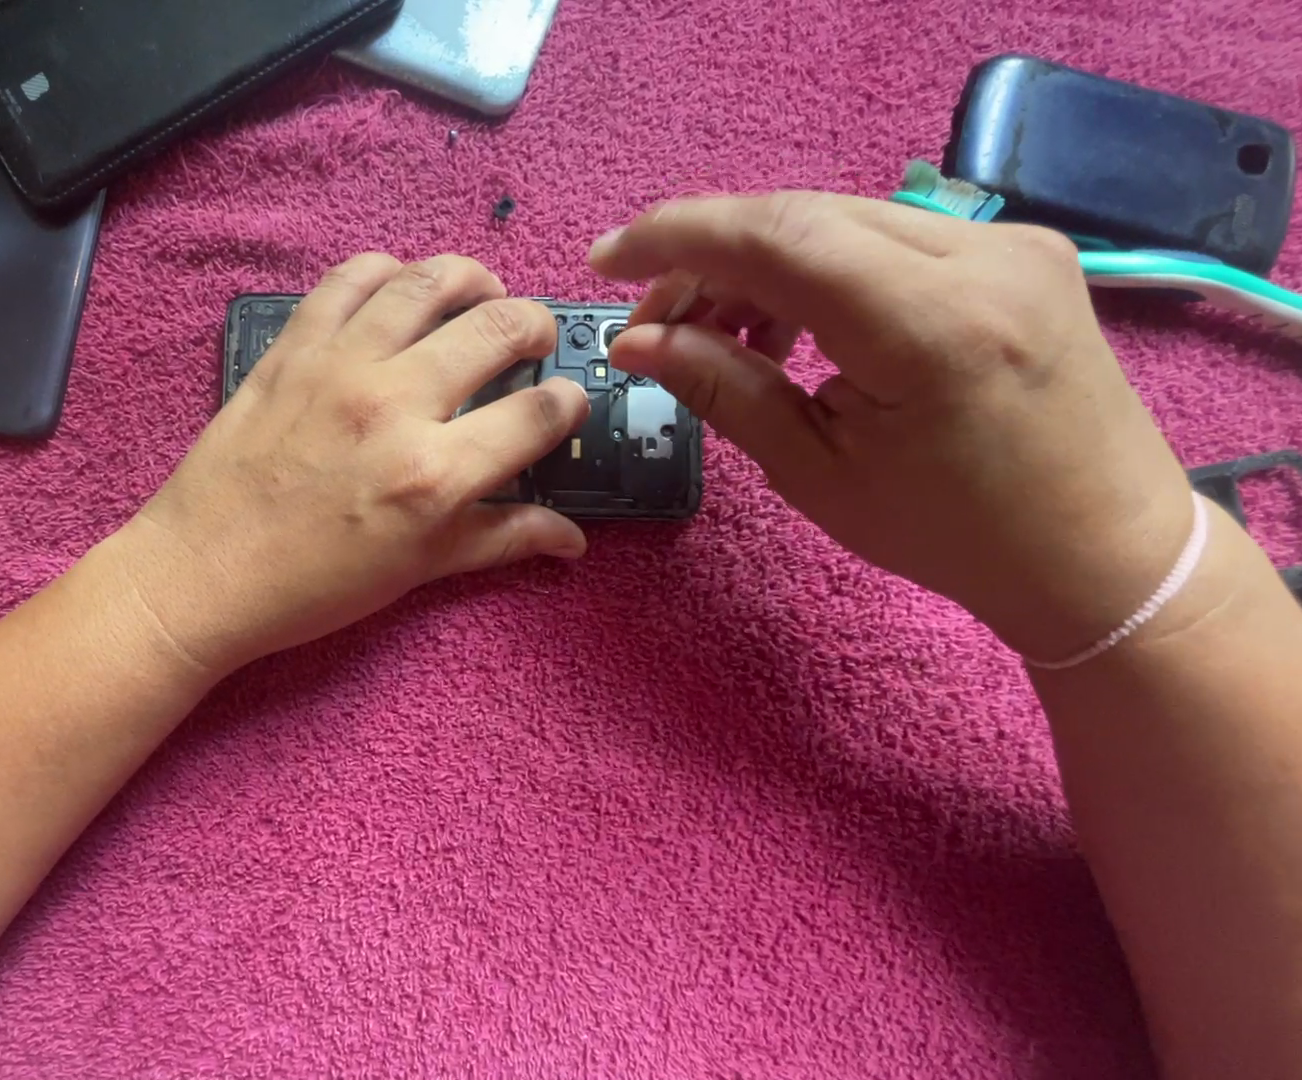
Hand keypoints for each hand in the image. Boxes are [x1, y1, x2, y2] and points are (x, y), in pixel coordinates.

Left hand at [113, 253, 590, 677]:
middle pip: (497, 327)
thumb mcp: (416, 572)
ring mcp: (338, 367)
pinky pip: (348, 279)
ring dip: (472, 278)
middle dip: (535, 326)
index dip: (569, 403)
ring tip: (482, 294)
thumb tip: (572, 538)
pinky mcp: (291, 349)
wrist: (204, 574)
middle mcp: (394, 405)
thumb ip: (499, 540)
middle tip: (532, 341)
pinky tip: (399, 289)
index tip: (565, 403)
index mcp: (434, 474)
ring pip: (428, 282)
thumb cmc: (311, 586)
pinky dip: (387, 272)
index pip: (537, 414)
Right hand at [589, 192, 1195, 660]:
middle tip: (647, 322)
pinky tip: (777, 326)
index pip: (778, 238)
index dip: (676, 238)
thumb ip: (722, 388)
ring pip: (832, 221)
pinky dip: (804, 270)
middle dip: (702, 259)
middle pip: (799, 219)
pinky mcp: (1006, 250)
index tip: (605, 261)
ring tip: (707, 334)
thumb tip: (636, 343)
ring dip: (749, 266)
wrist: (1094, 544)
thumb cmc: (947, 528)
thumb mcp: (812, 469)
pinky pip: (874, 237)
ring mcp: (1004, 243)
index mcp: (931, 327)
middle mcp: (981, 257)